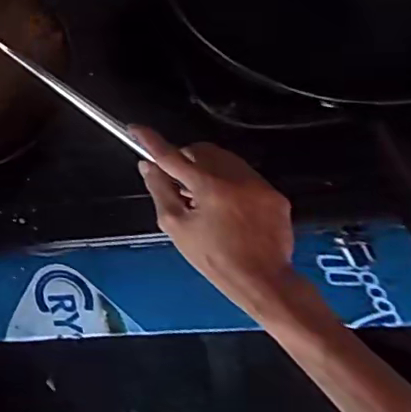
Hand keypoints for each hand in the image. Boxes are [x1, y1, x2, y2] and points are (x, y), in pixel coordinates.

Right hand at [131, 124, 304, 320]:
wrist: (264, 282)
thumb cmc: (214, 258)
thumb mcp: (176, 227)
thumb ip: (159, 190)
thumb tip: (148, 166)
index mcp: (209, 187)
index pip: (171, 155)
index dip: (149, 140)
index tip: (135, 129)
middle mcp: (236, 179)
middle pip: (200, 150)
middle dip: (184, 157)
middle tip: (176, 179)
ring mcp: (259, 186)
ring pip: (224, 159)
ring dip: (206, 167)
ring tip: (201, 194)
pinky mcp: (275, 196)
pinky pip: (244, 174)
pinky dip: (228, 180)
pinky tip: (225, 204)